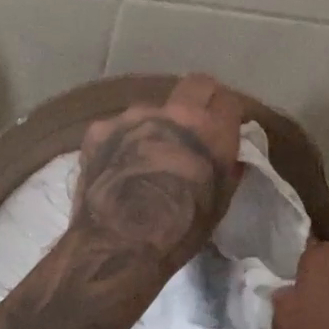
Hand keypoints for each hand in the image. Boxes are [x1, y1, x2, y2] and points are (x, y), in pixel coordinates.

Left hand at [68, 74, 242, 275]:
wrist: (120, 243)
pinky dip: (120, 141)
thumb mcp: (219, 204)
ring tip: (145, 154)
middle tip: (192, 127)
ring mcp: (133, 116)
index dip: (226, 113)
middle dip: (199, 100)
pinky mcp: (99, 129)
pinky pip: (116, 128)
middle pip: (195, 85)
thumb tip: (229, 156)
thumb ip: (227, 170)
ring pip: (151, 109)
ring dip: (154, 124)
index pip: (228, 101)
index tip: (223, 126)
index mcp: (211, 130)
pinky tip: (114, 165)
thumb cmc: (180, 230)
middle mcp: (174, 112)